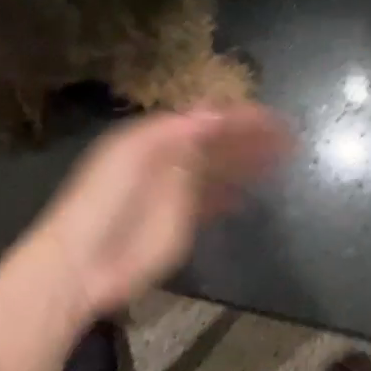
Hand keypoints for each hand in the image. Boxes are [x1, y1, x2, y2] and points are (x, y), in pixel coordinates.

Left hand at [17, 104, 292, 321]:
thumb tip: (217, 111)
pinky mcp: (183, 224)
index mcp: (159, 136)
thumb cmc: (104, 197)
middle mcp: (172, 157)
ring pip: (222, 169)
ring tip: (283, 155)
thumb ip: (175, 131)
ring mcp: (178, 191)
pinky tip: (254, 190)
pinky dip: (234, 192)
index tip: (271, 116)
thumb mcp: (133, 151)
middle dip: (251, 136)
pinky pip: (215, 202)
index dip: (239, 117)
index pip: (206, 119)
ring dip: (250, 160)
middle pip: (219, 142)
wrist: (82, 259)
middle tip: (288, 134)